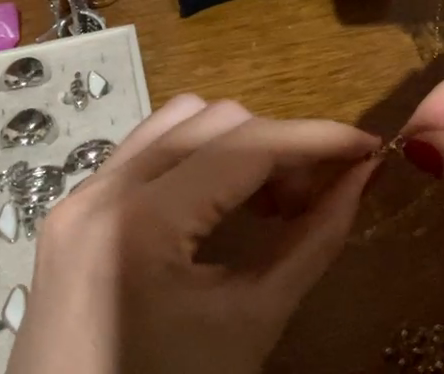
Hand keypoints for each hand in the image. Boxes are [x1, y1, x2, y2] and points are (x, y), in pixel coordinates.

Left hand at [8, 94, 381, 373]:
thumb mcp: (253, 322)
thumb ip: (316, 238)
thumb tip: (366, 174)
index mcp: (140, 222)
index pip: (249, 146)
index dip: (318, 139)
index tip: (369, 147)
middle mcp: (101, 191)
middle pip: (217, 122)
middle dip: (280, 145)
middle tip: (316, 195)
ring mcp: (79, 200)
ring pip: (180, 123)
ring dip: (239, 144)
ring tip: (270, 198)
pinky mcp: (74, 215)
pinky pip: (148, 150)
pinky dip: (199, 157)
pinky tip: (223, 200)